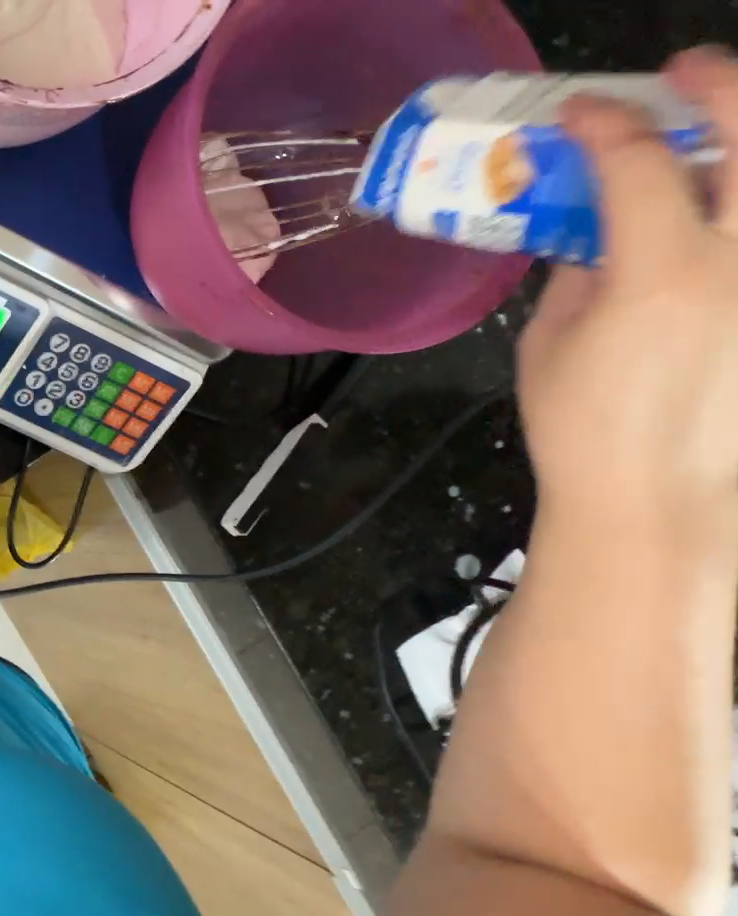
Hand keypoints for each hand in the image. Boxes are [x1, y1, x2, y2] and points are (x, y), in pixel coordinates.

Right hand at [518, 47, 737, 521]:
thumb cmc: (582, 423)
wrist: (657, 487)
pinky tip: (720, 204)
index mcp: (661, 275)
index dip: (601, 126)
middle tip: (678, 74)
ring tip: (716, 130)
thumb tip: (592, 231)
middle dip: (715, 88)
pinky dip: (737, 208)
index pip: (636, 168)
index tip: (571, 112)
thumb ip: (578, 275)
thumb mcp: (550, 345)